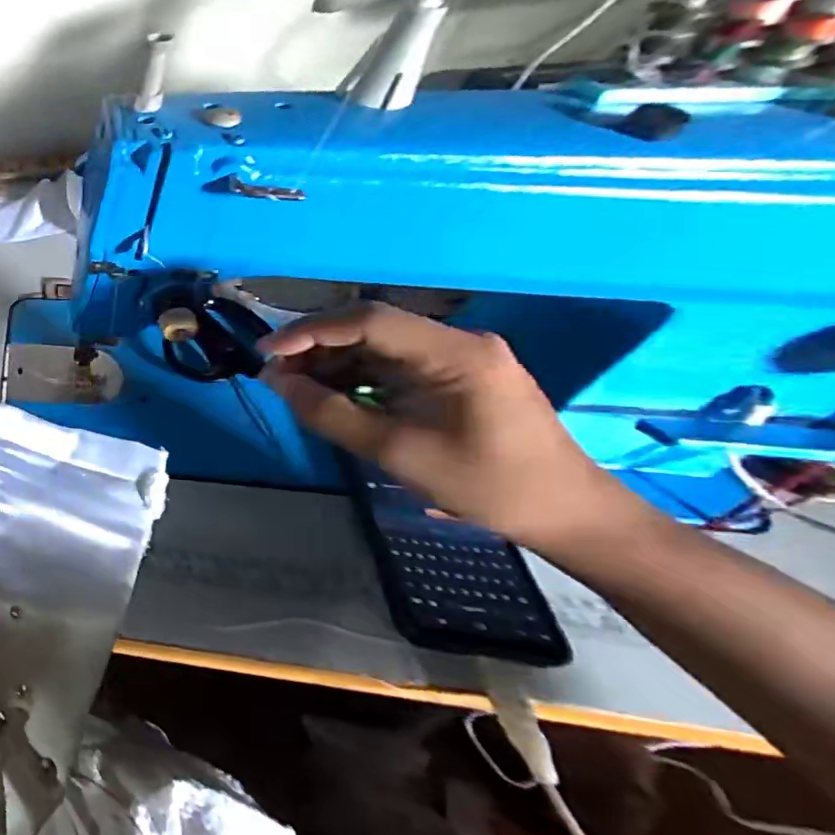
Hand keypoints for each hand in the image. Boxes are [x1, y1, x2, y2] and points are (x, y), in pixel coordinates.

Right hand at [258, 302, 637, 548]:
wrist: (567, 513)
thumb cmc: (488, 485)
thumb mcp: (399, 453)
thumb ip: (331, 414)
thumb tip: (277, 384)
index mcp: (453, 352)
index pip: (368, 321)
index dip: (310, 332)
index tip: (267, 354)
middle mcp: (456, 341)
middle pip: (371, 327)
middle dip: (316, 346)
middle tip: (274, 374)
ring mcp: (457, 356)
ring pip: (379, 345)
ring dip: (333, 362)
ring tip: (292, 386)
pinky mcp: (454, 375)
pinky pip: (394, 365)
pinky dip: (357, 377)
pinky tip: (329, 393)